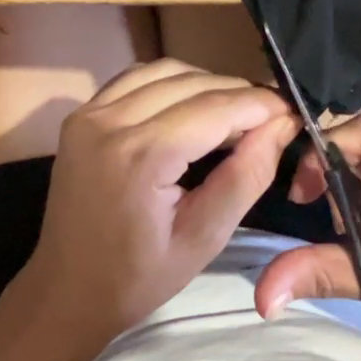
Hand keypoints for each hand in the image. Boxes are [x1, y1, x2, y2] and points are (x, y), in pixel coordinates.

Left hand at [17, 59, 298, 345]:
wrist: (67, 289)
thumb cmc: (138, 277)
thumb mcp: (204, 238)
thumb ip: (245, 176)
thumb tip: (281, 125)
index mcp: (141, 156)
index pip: (215, 108)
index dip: (260, 104)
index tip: (293, 111)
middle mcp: (110, 122)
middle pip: (190, 82)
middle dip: (236, 92)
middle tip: (270, 116)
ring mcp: (88, 114)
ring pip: (161, 71)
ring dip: (203, 82)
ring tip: (233, 112)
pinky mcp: (80, 116)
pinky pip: (132, 79)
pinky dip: (167, 83)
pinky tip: (189, 107)